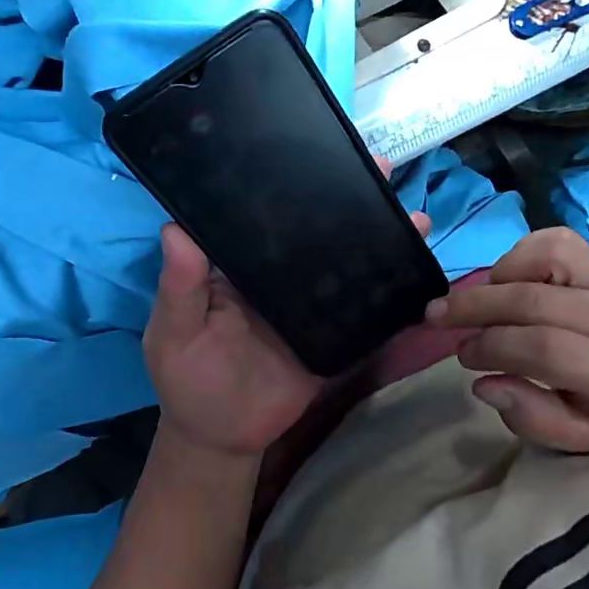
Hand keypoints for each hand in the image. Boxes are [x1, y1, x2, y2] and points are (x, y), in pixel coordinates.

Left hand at [142, 157, 432, 462]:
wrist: (225, 436)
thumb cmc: (188, 379)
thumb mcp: (172, 332)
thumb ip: (178, 287)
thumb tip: (174, 229)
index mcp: (242, 264)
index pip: (268, 215)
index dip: (292, 184)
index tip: (319, 152)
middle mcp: (282, 274)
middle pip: (317, 229)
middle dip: (350, 197)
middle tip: (381, 168)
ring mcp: (312, 303)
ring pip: (348, 261)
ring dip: (379, 236)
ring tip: (413, 217)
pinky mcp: (335, 334)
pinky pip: (364, 308)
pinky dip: (389, 289)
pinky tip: (416, 268)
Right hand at [426, 227, 588, 452]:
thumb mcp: (576, 436)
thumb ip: (531, 417)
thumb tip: (483, 384)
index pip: (545, 348)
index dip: (494, 347)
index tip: (463, 356)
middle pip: (533, 300)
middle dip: (475, 306)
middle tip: (438, 317)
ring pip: (544, 258)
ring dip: (497, 276)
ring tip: (478, 301)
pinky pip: (552, 240)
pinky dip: (519, 254)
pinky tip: (505, 280)